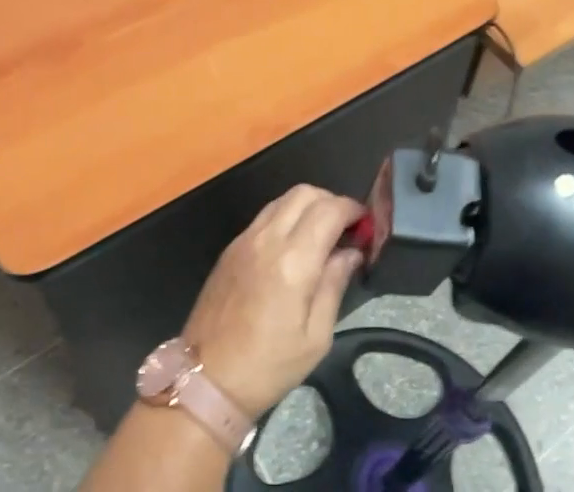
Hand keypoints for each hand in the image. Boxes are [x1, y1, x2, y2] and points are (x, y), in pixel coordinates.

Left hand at [181, 185, 365, 418]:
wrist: (206, 380)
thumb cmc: (268, 366)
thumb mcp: (316, 336)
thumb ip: (334, 284)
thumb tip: (351, 253)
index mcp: (293, 261)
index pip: (330, 210)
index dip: (354, 210)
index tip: (367, 226)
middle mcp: (267, 239)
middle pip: (305, 193)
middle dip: (332, 202)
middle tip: (347, 229)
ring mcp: (244, 240)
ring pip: (282, 200)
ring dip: (308, 206)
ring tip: (323, 235)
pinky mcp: (230, 248)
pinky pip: (264, 216)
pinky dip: (286, 217)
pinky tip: (294, 247)